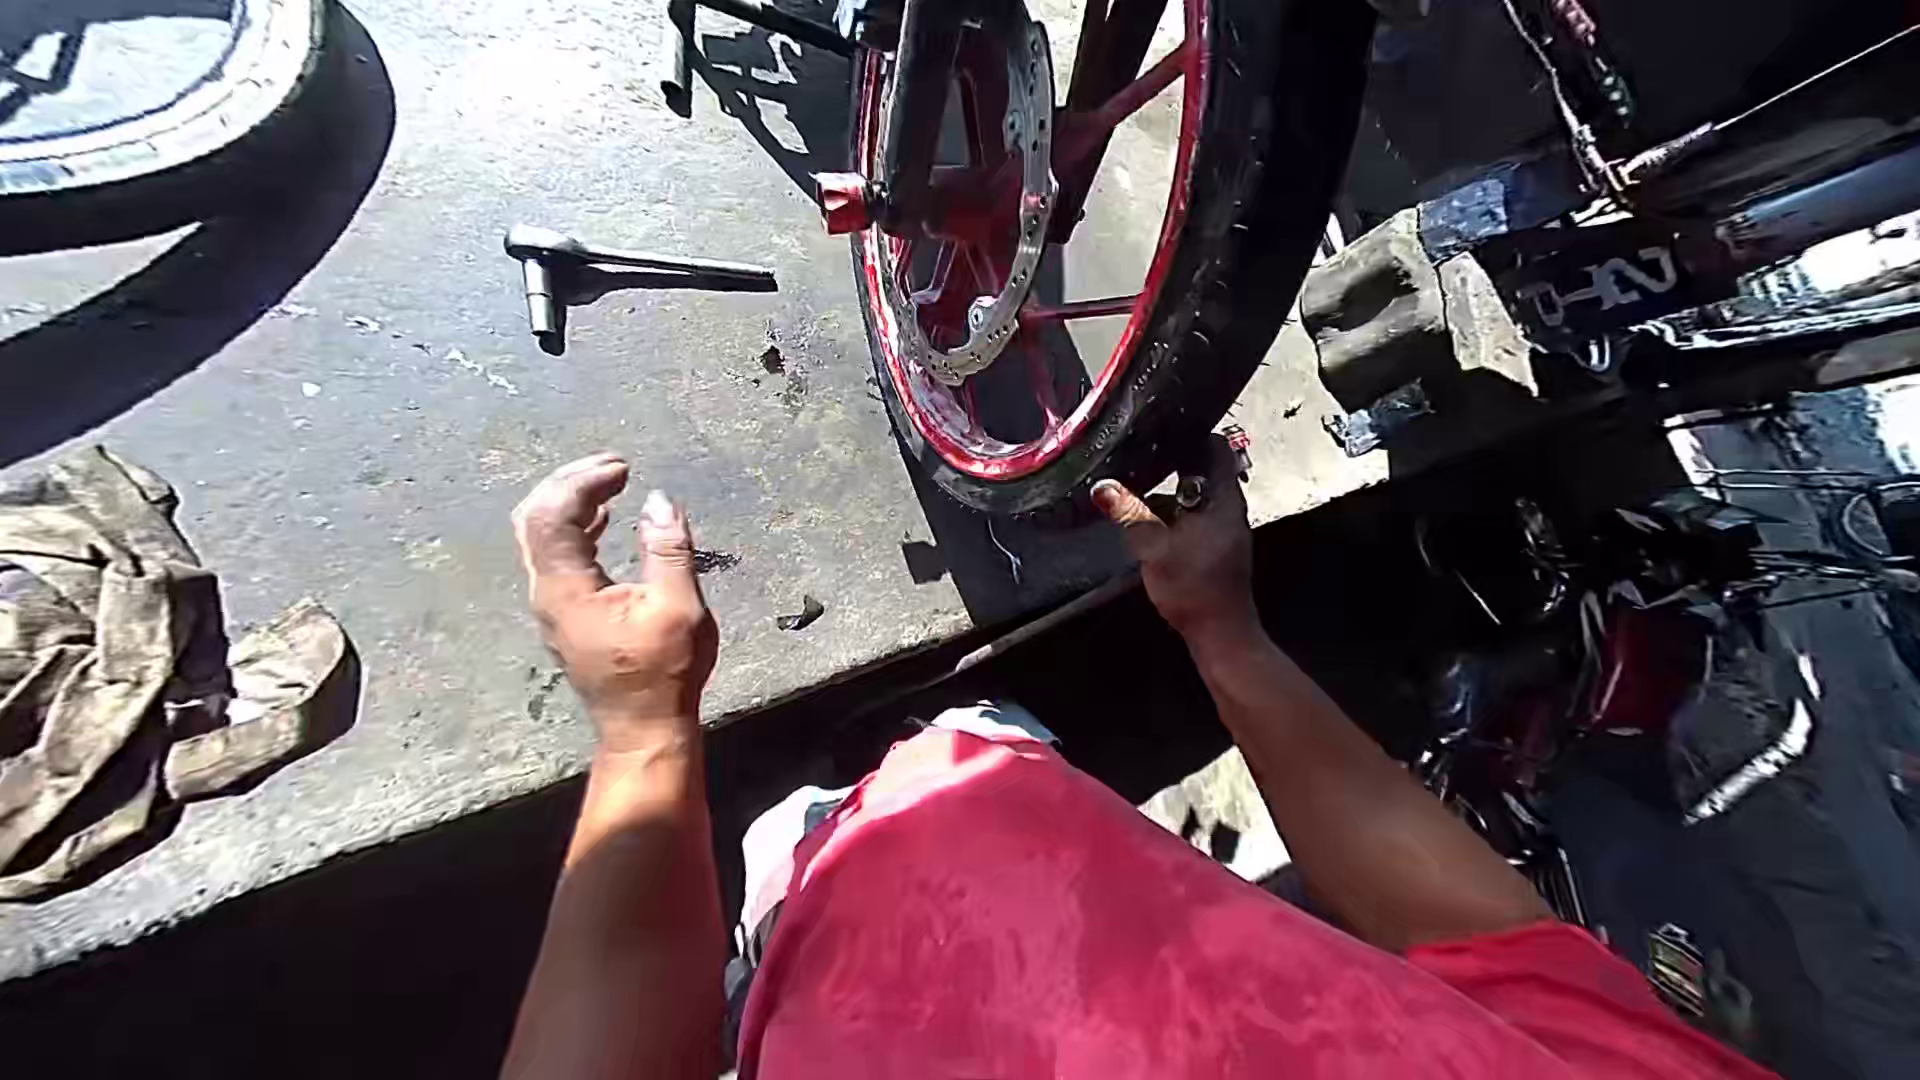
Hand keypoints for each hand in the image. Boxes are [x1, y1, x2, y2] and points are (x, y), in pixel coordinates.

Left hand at [512, 453, 717, 751]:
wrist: (643, 724)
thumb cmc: (664, 670)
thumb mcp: (678, 607)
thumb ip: (669, 551)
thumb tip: (660, 501)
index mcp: (567, 588)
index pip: (554, 516)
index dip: (584, 481)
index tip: (624, 468)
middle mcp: (546, 592)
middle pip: (533, 519)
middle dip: (570, 482)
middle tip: (614, 466)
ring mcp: (552, 603)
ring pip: (540, 536)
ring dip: (571, 502)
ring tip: (611, 481)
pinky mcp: (566, 611)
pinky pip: (556, 554)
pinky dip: (576, 526)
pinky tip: (604, 519)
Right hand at [1091, 436, 1258, 648]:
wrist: (1219, 633)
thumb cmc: (1193, 588)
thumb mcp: (1153, 548)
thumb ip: (1129, 513)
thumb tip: (1102, 487)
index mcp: (1222, 500)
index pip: (1216, 448)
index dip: (1190, 433)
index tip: (1160, 429)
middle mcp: (1228, 508)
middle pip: (1201, 470)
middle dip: (1170, 463)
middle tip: (1136, 455)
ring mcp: (1222, 527)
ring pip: (1193, 495)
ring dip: (1167, 490)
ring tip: (1134, 482)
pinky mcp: (1213, 544)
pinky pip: (1192, 514)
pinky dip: (1171, 510)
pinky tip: (1146, 516)